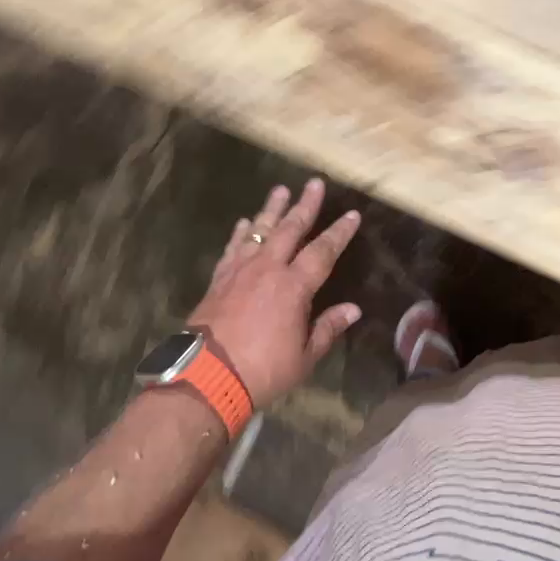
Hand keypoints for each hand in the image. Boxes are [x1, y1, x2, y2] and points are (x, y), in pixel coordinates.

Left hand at [188, 179, 362, 408]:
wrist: (206, 377)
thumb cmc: (262, 370)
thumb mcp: (304, 357)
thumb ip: (327, 328)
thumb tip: (353, 309)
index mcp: (294, 286)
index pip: (323, 251)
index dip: (339, 232)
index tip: (352, 214)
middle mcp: (268, 268)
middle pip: (290, 228)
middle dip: (305, 205)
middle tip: (314, 183)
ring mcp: (240, 270)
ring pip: (260, 230)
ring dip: (272, 209)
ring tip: (281, 189)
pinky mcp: (219, 278)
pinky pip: (233, 247)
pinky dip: (241, 232)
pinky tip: (245, 222)